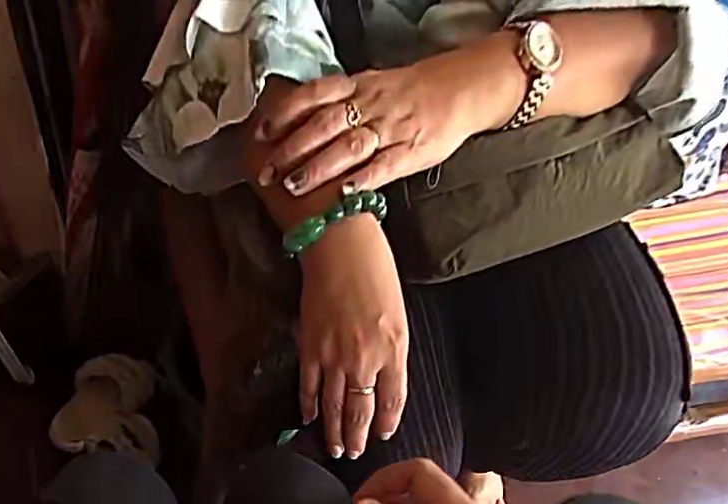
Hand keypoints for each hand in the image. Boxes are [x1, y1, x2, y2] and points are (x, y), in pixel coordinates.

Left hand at [255, 47, 496, 199]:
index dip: (286, 112)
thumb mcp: (373, 88)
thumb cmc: (412, 93)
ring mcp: (391, 128)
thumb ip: (338, 103)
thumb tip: (295, 121)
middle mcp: (371, 105)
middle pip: (325, 124)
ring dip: (319, 167)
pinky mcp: (411, 151)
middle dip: (293, 148)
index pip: (315, 95)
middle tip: (268, 171)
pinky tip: (344, 191)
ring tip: (295, 186)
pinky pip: (384, 166)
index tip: (260, 131)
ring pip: (349, 145)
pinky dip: (363, 179)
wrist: (467, 87)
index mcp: (359, 87)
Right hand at [297, 217, 407, 457]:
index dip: (385, 422)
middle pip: (360, 411)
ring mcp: (334, 358)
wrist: (340, 249)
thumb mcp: (398, 315)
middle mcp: (364, 360)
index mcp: (392, 349)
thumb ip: (391, 352)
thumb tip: (381, 381)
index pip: (391, 399)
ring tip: (334, 449)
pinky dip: (309, 406)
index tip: (381, 436)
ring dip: (334, 431)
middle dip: (357, 436)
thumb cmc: (375, 274)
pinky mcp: (310, 350)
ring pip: (334, 406)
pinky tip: (310, 419)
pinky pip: (309, 387)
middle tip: (353, 454)